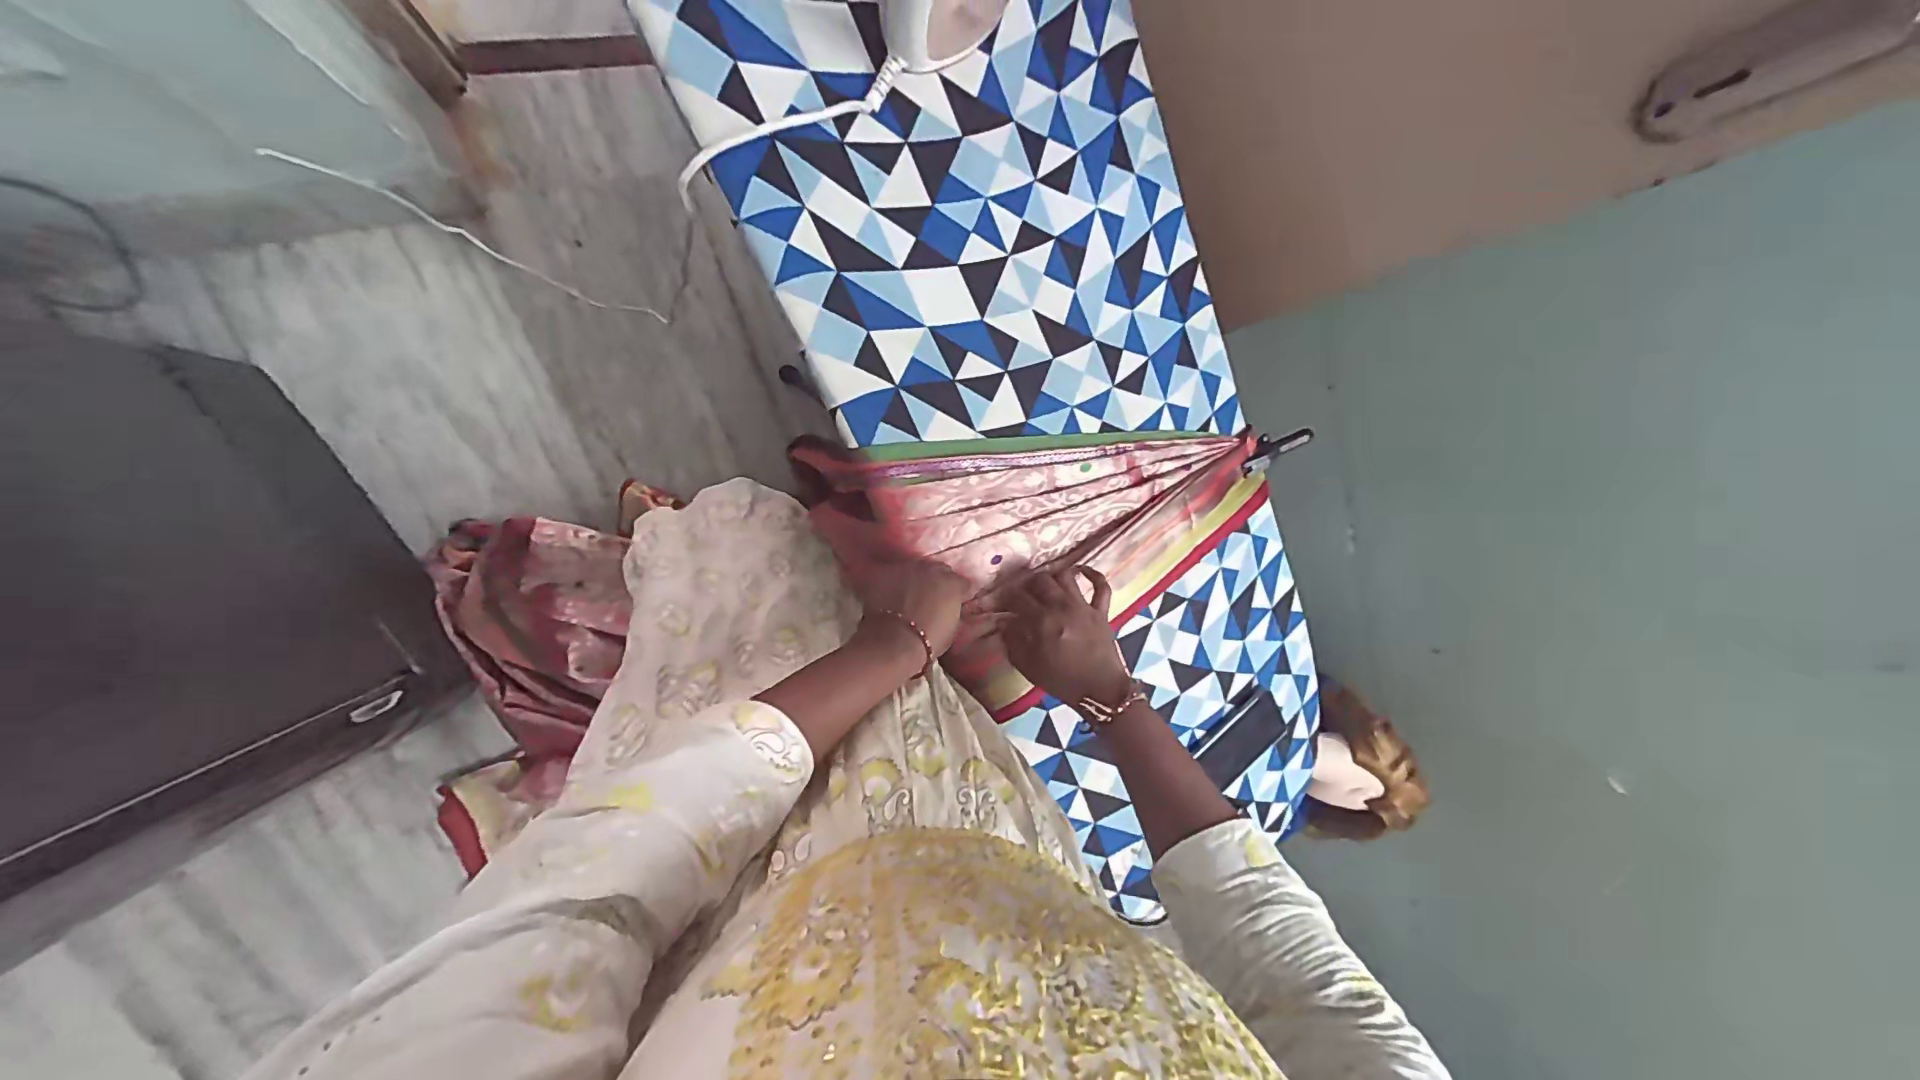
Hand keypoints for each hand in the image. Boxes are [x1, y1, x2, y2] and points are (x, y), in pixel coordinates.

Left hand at [852, 557, 969, 657]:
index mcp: (952, 583)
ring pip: (915, 568)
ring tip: (910, 593)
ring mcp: (907, 567)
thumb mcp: (951, 629)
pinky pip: (893, 573)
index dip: (959, 592)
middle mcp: (931, 569)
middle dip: (937, 581)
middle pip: (939, 570)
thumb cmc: (928, 641)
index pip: (961, 583)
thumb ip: (953, 611)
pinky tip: (890, 593)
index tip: (956, 601)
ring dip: (915, 578)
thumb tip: (950, 608)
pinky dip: (894, 581)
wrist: (893, 642)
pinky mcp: (885, 572)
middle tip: (932, 595)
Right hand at [1001, 566, 1132, 705]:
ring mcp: (1084, 607)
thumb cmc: (1062, 680)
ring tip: (1046, 583)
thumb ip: (1013, 642)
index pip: (1017, 597)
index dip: (1006, 596)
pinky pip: (1101, 586)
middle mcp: (1062, 607)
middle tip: (1022, 592)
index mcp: (1042, 621)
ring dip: (1053, 576)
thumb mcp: (1029, 666)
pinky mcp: (1101, 611)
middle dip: (1027, 583)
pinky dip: (1093, 575)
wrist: (1100, 691)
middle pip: (1040, 580)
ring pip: (1066, 576)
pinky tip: (1081, 571)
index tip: (1001, 601)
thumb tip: (1004, 622)